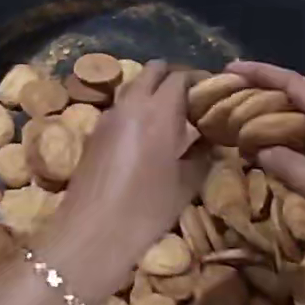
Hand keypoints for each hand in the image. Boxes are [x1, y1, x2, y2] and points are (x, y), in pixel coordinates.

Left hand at [43, 61, 203, 295]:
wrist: (92, 233)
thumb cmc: (146, 209)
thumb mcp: (186, 185)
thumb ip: (202, 155)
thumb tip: (210, 141)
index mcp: (160, 110)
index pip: (181, 76)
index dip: (198, 80)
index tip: (212, 93)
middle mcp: (132, 103)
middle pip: (153, 71)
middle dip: (172, 77)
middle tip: (190, 99)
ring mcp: (109, 115)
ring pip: (134, 87)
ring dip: (151, 92)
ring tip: (169, 117)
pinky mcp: (94, 131)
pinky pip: (120, 107)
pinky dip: (135, 109)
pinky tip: (145, 134)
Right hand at [228, 61, 304, 279]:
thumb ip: (291, 167)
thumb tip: (256, 148)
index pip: (297, 85)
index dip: (262, 74)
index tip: (231, 67)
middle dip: (268, 88)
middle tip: (233, 91)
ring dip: (284, 109)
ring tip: (249, 111)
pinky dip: (301, 129)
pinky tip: (285, 139)